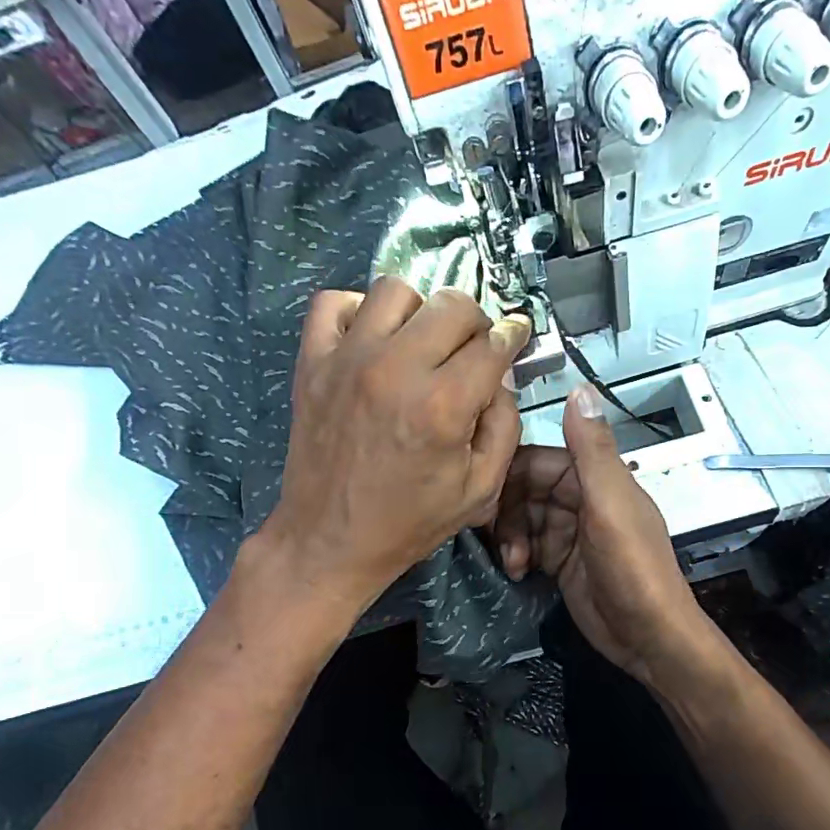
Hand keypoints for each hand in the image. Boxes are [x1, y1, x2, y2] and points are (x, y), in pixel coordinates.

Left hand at [254, 278, 529, 620]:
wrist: (331, 539)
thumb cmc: (413, 519)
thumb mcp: (482, 488)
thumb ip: (505, 426)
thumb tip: (500, 380)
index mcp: (443, 405)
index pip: (492, 343)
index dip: (513, 336)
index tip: (517, 336)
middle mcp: (396, 369)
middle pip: (452, 305)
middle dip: (477, 322)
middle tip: (475, 349)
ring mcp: (347, 360)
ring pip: (397, 290)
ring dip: (423, 311)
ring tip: (424, 343)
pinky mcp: (312, 362)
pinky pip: (334, 302)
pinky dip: (361, 310)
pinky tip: (375, 339)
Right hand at [495, 386, 717, 684]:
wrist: (647, 635)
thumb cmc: (632, 568)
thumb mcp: (611, 505)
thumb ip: (592, 450)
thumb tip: (580, 388)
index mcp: (597, 479)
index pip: (539, 460)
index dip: (509, 472)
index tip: (481, 490)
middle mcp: (583, 500)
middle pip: (526, 489)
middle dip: (506, 510)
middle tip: (492, 535)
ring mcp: (572, 533)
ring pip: (523, 519)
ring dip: (510, 536)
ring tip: (512, 562)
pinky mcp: (562, 562)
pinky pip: (528, 546)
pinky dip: (517, 555)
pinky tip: (516, 571)